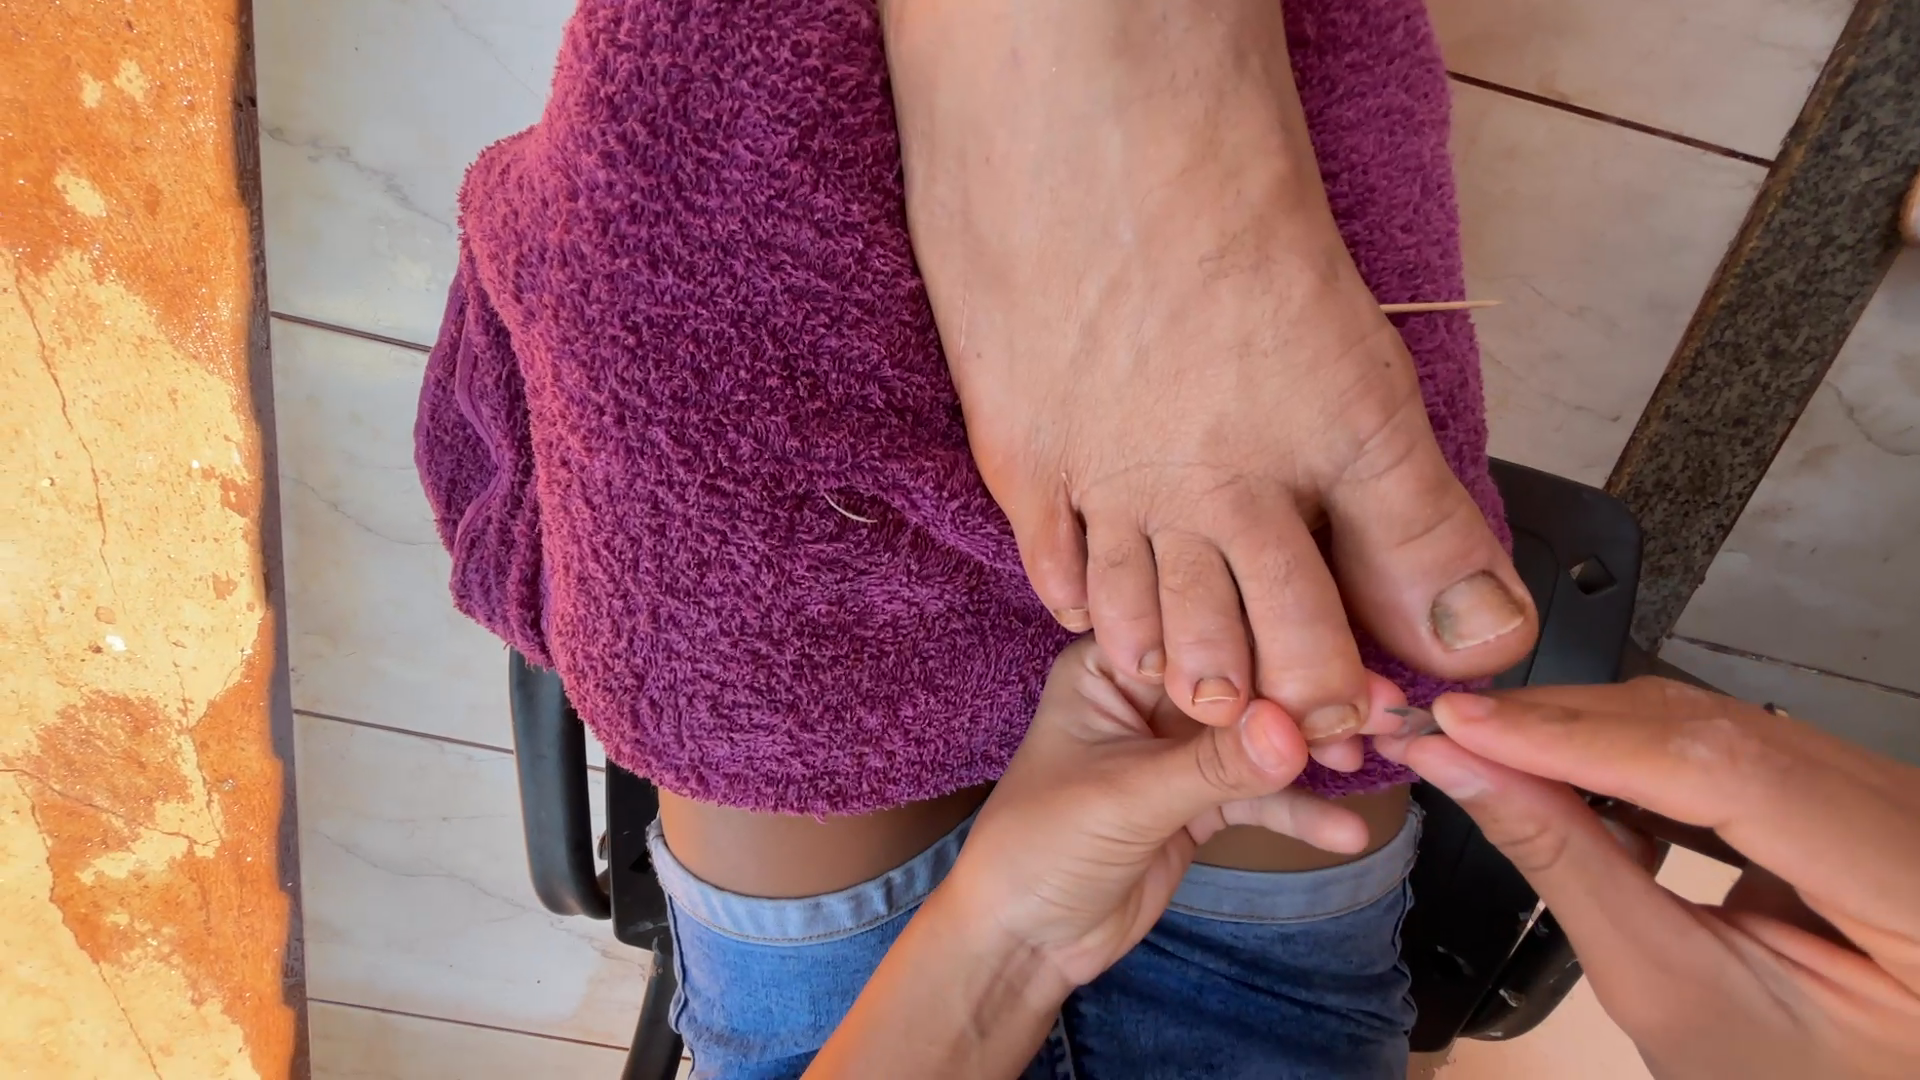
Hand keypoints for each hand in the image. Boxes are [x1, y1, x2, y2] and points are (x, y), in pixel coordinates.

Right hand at [881, 0, 1537, 763]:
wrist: (1064, 91)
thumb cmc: (1213, 159)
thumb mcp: (1353, 314)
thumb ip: (1407, 485)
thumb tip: (1475, 614)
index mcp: (1330, 427)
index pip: (1397, 598)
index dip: (1405, 668)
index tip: (1395, 701)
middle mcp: (1217, 478)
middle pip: (1267, 639)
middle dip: (1296, 696)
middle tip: (1297, 730)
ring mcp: (1106, 472)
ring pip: (1156, 619)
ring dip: (1188, 667)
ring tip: (1200, 695)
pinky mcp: (1019, 453)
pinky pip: (1057, 567)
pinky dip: (1086, 606)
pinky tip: (1093, 617)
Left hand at [944, 636, 1407, 988]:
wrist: (1026, 935)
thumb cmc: (1045, 843)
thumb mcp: (1127, 797)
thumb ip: (1212, 766)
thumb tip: (1295, 727)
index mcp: (1110, 666)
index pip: (1194, 638)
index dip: (1264, 648)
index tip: (1337, 665)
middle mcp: (1145, 695)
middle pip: (1235, 686)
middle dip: (1300, 700)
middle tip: (1380, 711)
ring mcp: (1172, 748)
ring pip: (1253, 739)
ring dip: (1309, 753)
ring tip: (1381, 759)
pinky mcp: (1194, 799)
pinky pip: (1254, 795)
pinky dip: (1295, 810)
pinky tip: (1346, 829)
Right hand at [1376, 680, 1919, 1078]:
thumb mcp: (1662, 988)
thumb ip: (1556, 859)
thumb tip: (1443, 756)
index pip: (1730, 772)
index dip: (1575, 737)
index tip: (1451, 720)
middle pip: (1715, 729)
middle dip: (1560, 723)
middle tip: (1445, 725)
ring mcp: (1896, 798)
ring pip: (1708, 720)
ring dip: (1579, 730)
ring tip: (1485, 746)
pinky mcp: (1848, 788)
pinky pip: (1718, 739)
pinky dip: (1619, 750)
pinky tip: (1564, 775)